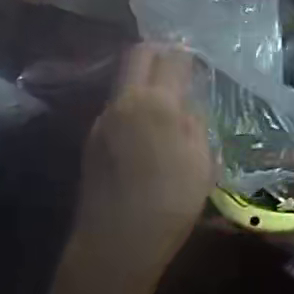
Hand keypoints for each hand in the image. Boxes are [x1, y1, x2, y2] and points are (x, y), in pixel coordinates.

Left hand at [76, 44, 213, 261]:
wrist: (117, 241)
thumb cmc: (171, 203)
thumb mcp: (202, 164)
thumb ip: (195, 126)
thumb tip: (187, 108)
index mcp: (158, 103)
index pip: (172, 58)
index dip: (186, 54)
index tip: (196, 58)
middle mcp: (125, 102)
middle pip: (138, 56)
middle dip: (158, 53)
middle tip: (177, 63)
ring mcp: (103, 120)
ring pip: (124, 83)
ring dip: (143, 81)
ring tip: (164, 102)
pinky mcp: (91, 140)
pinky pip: (116, 110)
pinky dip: (132, 108)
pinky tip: (144, 132)